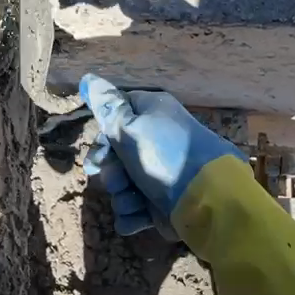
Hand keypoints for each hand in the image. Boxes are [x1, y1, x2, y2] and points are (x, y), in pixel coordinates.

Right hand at [79, 73, 246, 236]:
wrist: (206, 200)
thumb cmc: (165, 156)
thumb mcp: (129, 126)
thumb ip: (106, 106)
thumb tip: (88, 78)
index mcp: (152, 115)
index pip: (116, 118)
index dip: (103, 136)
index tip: (98, 151)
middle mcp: (156, 142)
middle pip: (115, 155)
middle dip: (110, 172)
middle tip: (116, 180)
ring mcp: (159, 174)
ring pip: (122, 185)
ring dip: (123, 196)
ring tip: (135, 201)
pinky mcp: (162, 204)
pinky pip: (134, 209)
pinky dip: (134, 215)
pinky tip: (139, 216)